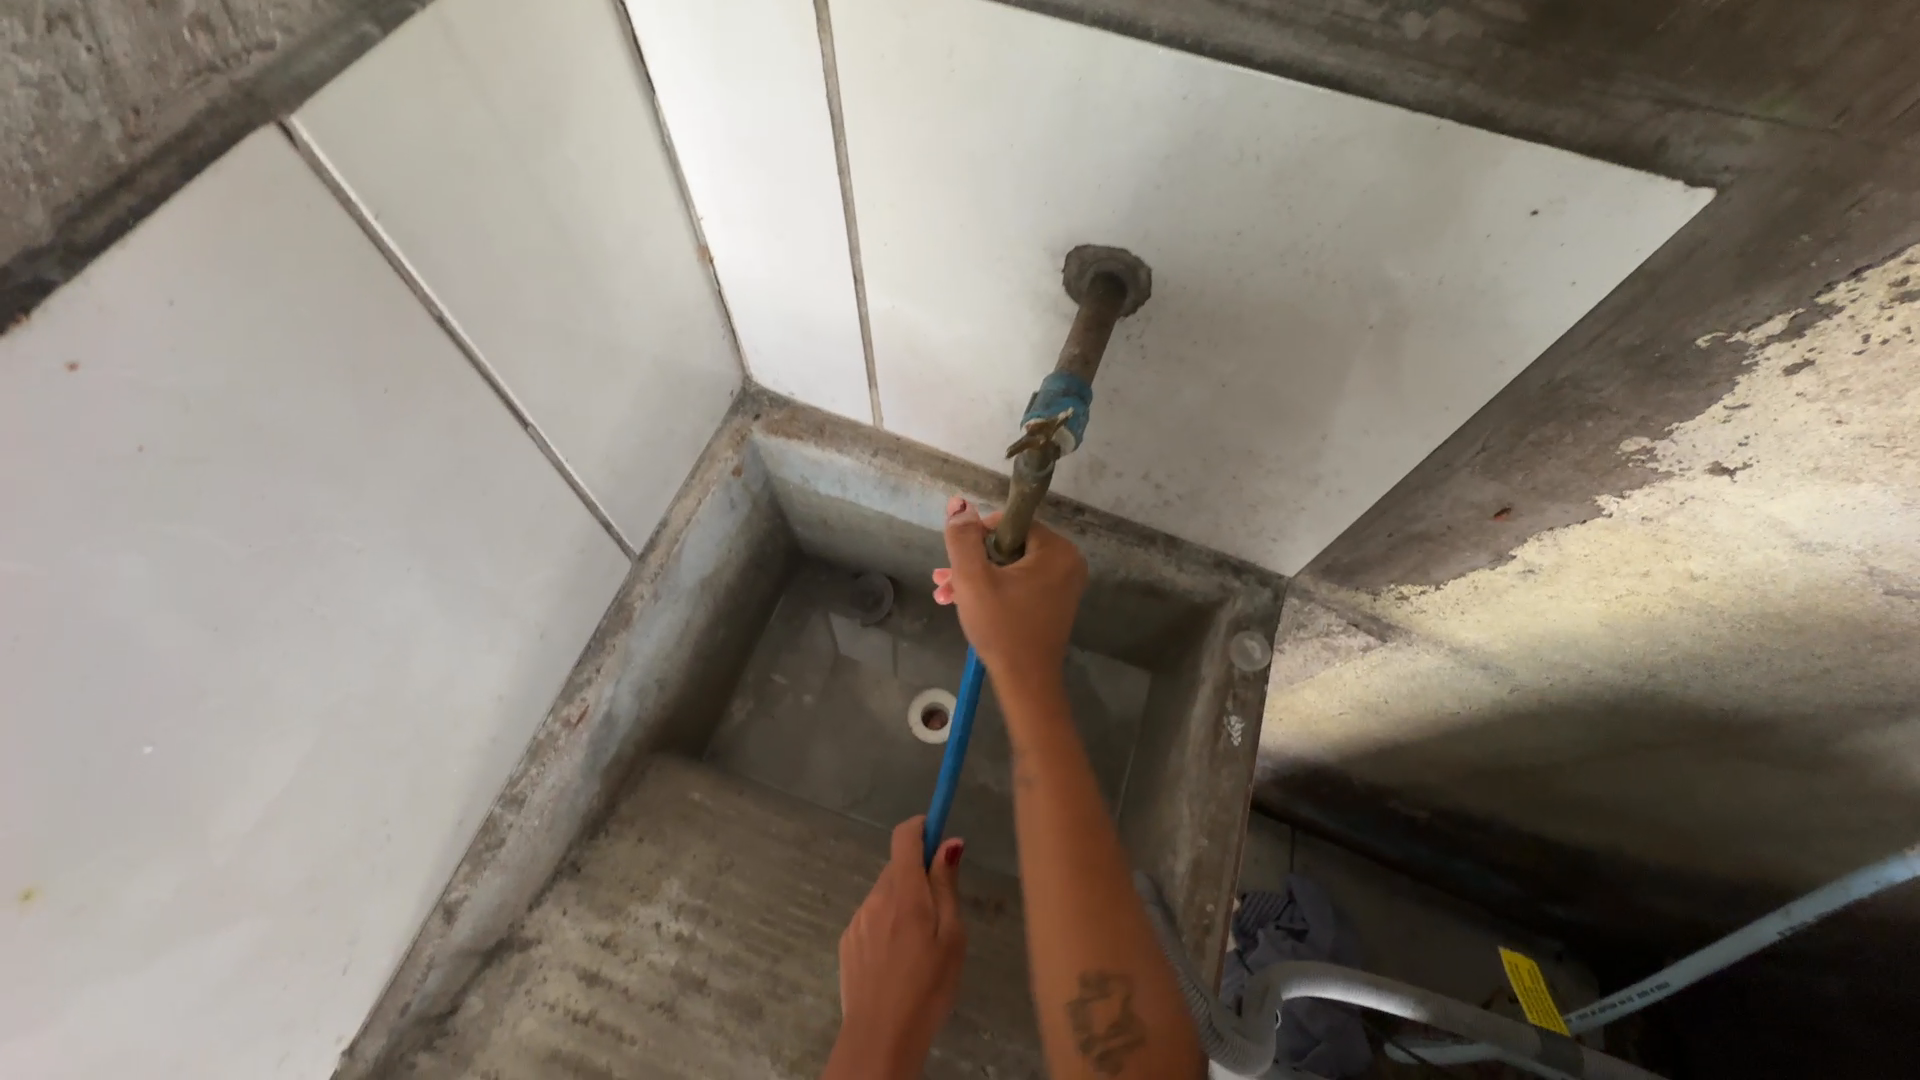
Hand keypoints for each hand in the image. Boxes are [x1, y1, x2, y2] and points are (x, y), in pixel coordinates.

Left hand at [825, 817, 967, 1079]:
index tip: (939, 834)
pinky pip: (872, 917)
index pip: (905, 836)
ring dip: (903, 901)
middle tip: (940, 911)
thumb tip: (948, 842)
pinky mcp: (847, 941)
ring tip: (920, 944)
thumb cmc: (928, 988)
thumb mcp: (952, 937)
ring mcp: (858, 919)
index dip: (921, 826)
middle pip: (898, 866)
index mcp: (905, 893)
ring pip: (885, 893)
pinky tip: (898, 958)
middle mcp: (876, 897)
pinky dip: (887, 923)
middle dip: (919, 874)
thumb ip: (947, 886)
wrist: (880, 1039)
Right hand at [932, 495, 1087, 691]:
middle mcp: (1067, 562)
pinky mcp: (1054, 602)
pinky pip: (1019, 584)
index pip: (1009, 524)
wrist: (1025, 681)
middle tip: (943, 580)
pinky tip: (963, 603)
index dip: (977, 538)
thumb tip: (959, 504)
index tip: (957, 560)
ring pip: (1010, 567)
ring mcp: (1063, 584)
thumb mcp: (973, 579)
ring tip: (946, 594)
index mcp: (1057, 550)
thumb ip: (963, 538)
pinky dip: (994, 590)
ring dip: (977, 578)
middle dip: (972, 562)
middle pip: (1008, 546)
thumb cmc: (1001, 627)